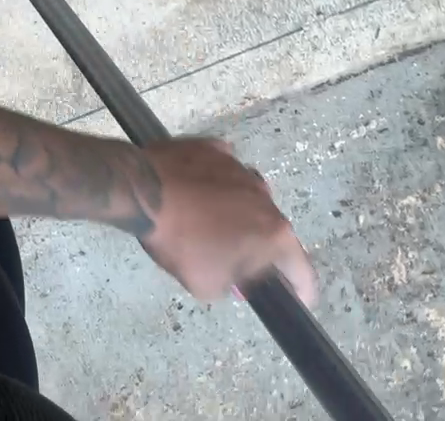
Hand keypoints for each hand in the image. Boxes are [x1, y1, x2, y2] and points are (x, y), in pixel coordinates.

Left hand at [135, 138, 318, 305]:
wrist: (141, 189)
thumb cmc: (178, 241)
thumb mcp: (208, 285)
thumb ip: (234, 285)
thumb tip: (239, 277)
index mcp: (275, 235)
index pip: (302, 273)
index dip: (298, 290)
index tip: (290, 297)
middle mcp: (265, 197)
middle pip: (273, 229)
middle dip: (257, 245)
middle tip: (230, 254)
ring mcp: (239, 166)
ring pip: (248, 196)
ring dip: (236, 210)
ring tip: (205, 217)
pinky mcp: (212, 146)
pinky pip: (222, 169)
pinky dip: (214, 180)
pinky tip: (194, 187)